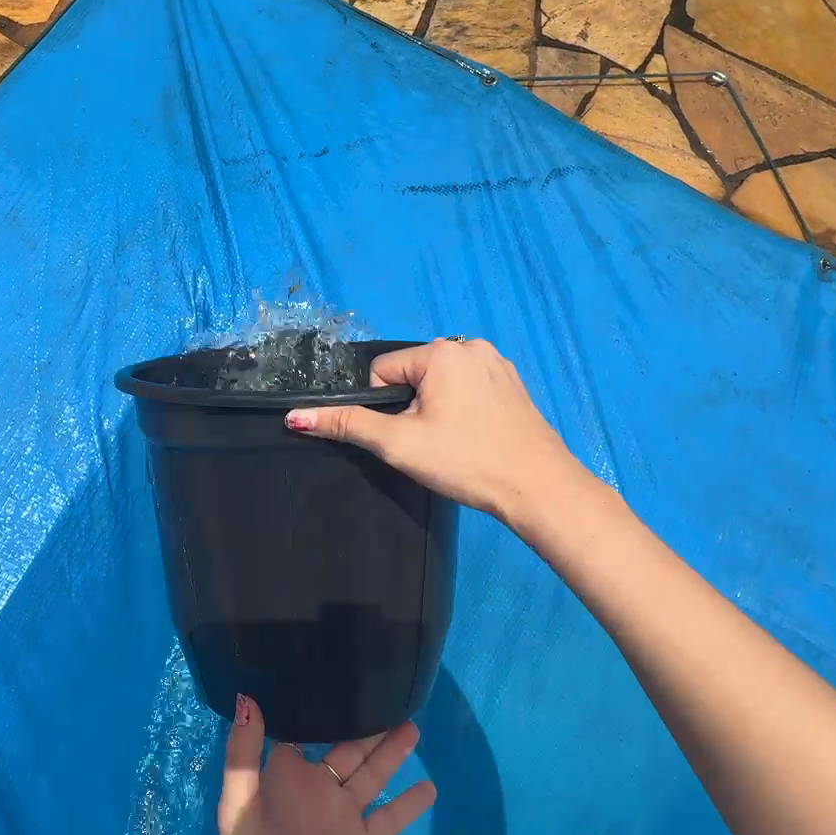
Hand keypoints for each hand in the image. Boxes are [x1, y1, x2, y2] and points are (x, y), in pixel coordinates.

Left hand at [219, 694, 435, 834]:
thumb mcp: (237, 805)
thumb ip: (242, 755)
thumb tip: (246, 699)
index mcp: (286, 778)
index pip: (303, 735)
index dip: (317, 712)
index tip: (331, 681)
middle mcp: (317, 791)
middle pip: (346, 749)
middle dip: (365, 726)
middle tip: (387, 696)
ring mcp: (342, 817)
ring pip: (372, 775)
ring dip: (392, 752)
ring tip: (412, 725)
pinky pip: (389, 820)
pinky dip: (410, 805)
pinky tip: (430, 787)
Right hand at [283, 338, 585, 521]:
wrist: (540, 489)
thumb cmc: (465, 461)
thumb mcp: (398, 444)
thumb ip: (346, 424)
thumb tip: (295, 416)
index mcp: (441, 351)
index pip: (383, 372)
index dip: (385, 408)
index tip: (409, 436)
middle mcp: (470, 346)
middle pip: (412, 375)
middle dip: (411, 407)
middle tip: (432, 443)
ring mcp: (497, 363)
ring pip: (440, 383)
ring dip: (435, 408)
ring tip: (454, 442)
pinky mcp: (513, 383)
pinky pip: (467, 388)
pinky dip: (461, 409)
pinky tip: (473, 436)